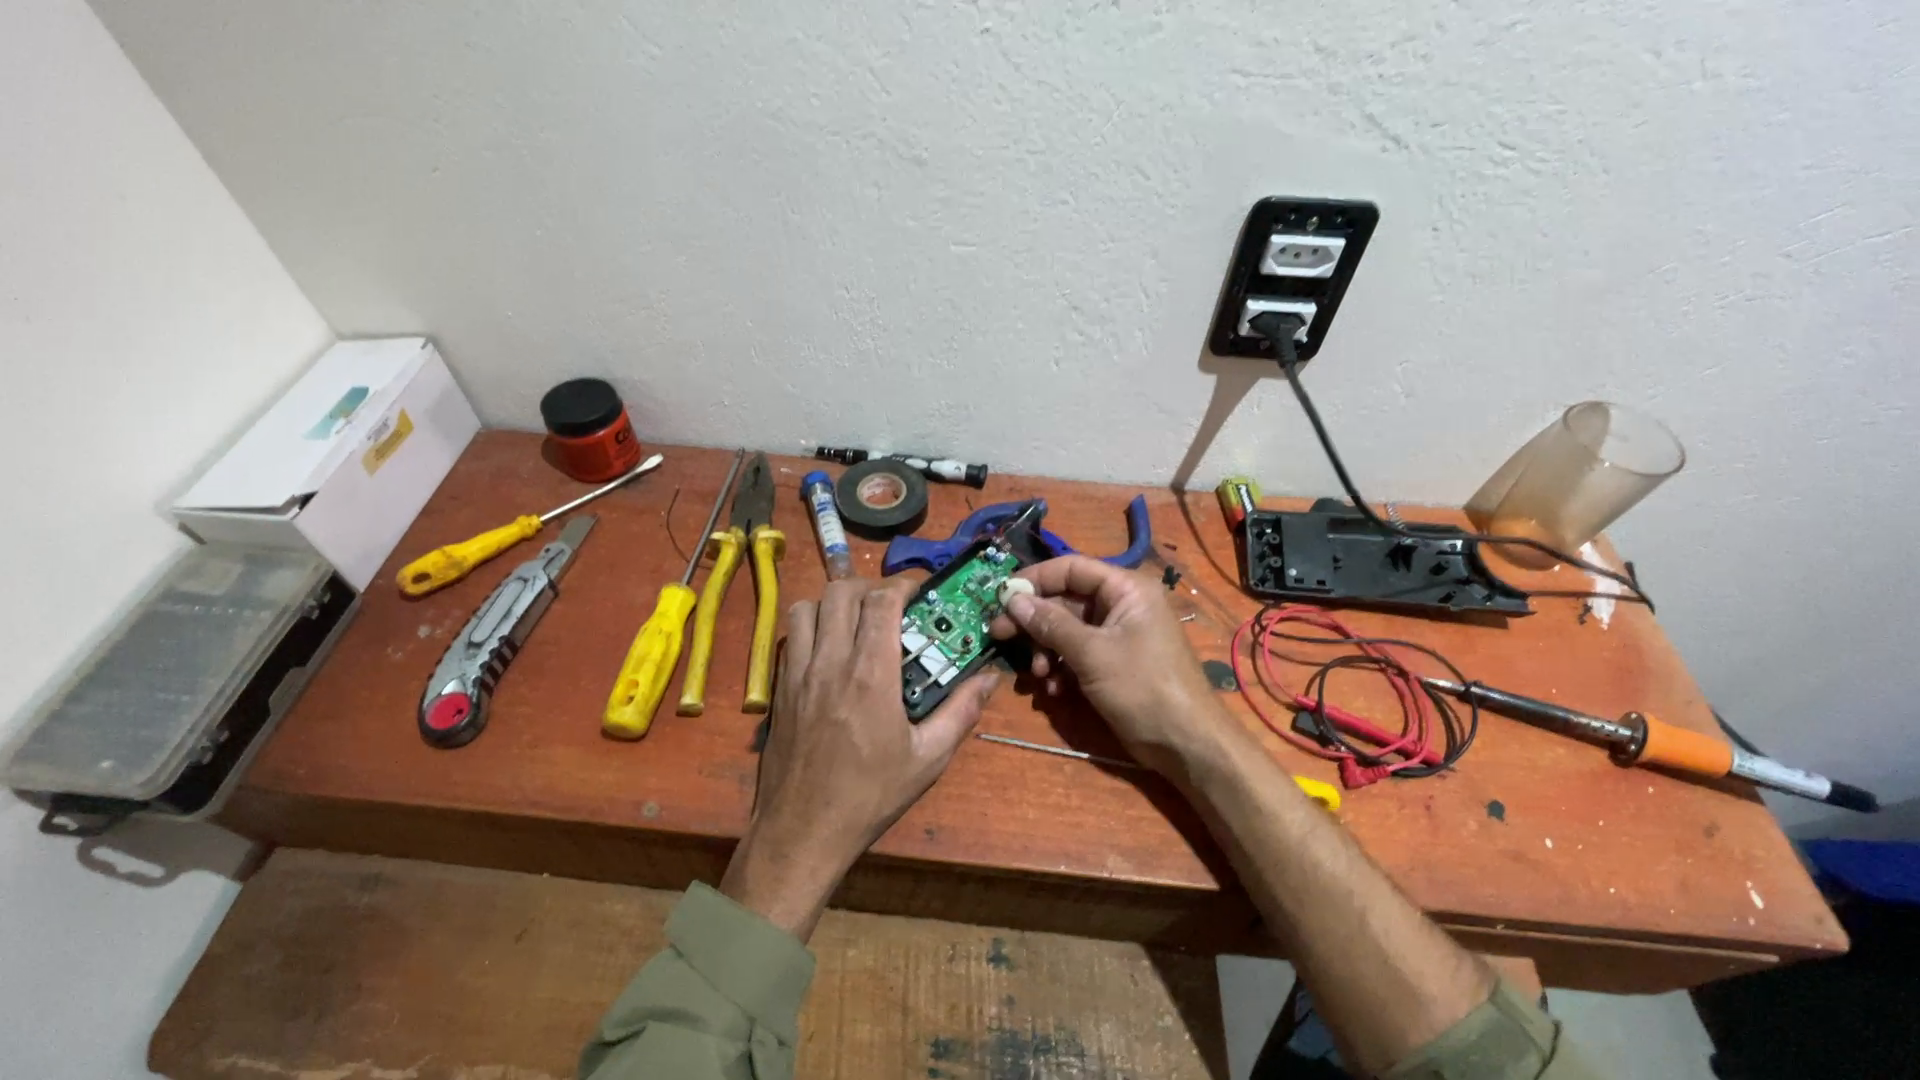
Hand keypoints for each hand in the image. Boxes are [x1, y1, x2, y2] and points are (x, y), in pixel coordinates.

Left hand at [721, 579, 999, 939]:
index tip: (919, 593)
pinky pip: (790, 635)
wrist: (803, 830)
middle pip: (841, 591)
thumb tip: (990, 678)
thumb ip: (961, 711)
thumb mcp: (928, 759)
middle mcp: (830, 662)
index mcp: (870, 675)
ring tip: (856, 622)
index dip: (902, 585)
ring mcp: (797, 673)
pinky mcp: (779, 687)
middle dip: (870, 588)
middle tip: (890, 607)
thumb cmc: (870, 796)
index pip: (880, 601)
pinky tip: (828, 650)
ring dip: (834, 603)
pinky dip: (810, 626)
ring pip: (807, 606)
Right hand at [989, 555, 1227, 771]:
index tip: (1001, 597)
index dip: (1035, 579)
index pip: (1071, 568)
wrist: (1185, 742)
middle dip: (1033, 621)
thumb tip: (1013, 600)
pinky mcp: (1113, 663)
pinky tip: (1051, 689)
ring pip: (1066, 631)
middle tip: (998, 635)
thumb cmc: (1143, 687)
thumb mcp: (1092, 653)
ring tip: (1034, 675)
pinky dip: (1060, 668)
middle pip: (1065, 600)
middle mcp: (1121, 606)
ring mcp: (1117, 636)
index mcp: (1126, 589)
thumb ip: (1050, 624)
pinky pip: (1077, 654)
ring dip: (1045, 650)